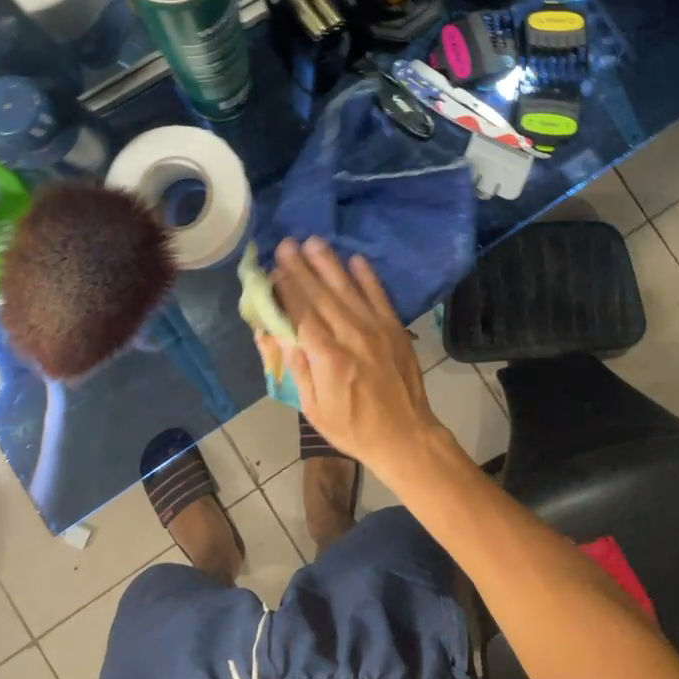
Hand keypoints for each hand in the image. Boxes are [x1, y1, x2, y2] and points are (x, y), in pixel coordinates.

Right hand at [260, 238, 450, 478]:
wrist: (405, 437)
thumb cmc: (352, 428)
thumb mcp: (313, 407)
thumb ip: (296, 366)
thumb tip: (274, 333)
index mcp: (329, 358)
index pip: (301, 314)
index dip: (286, 290)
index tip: (273, 271)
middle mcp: (352, 336)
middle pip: (321, 295)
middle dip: (301, 268)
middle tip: (286, 245)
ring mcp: (377, 329)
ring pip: (348, 289)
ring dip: (329, 264)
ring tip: (313, 242)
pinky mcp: (395, 329)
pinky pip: (379, 296)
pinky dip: (367, 277)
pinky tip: (355, 259)